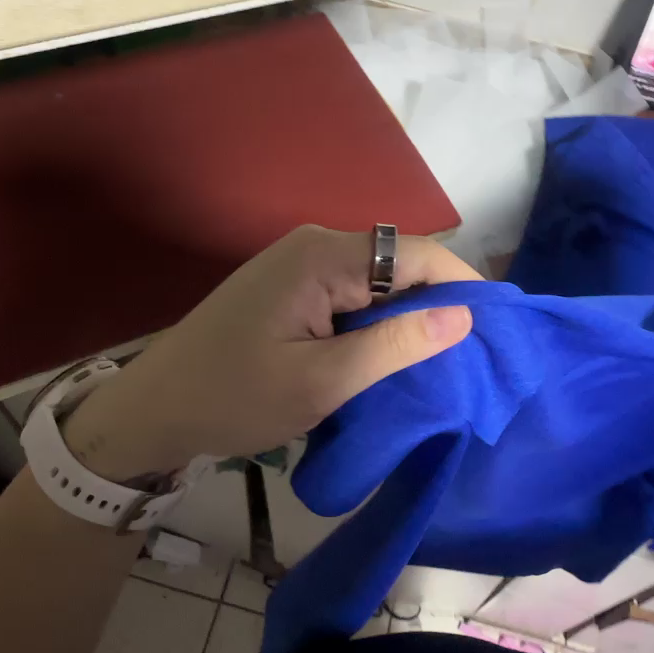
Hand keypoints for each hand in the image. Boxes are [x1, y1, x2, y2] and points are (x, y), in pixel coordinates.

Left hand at [60, 225, 480, 481]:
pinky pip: (350, 291)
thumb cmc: (235, 398)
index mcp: (322, 256)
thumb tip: (464, 316)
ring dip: (405, 314)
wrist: (154, 408)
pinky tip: (388, 353)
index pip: (415, 253)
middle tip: (473, 353)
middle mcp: (314, 243)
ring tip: (438, 359)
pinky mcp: (289, 283)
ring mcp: (298, 261)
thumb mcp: (322, 382)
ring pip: (375, 278)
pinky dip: (374, 319)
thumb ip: (395, 346)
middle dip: (437, 301)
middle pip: (397, 261)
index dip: (462, 284)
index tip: (499, 326)